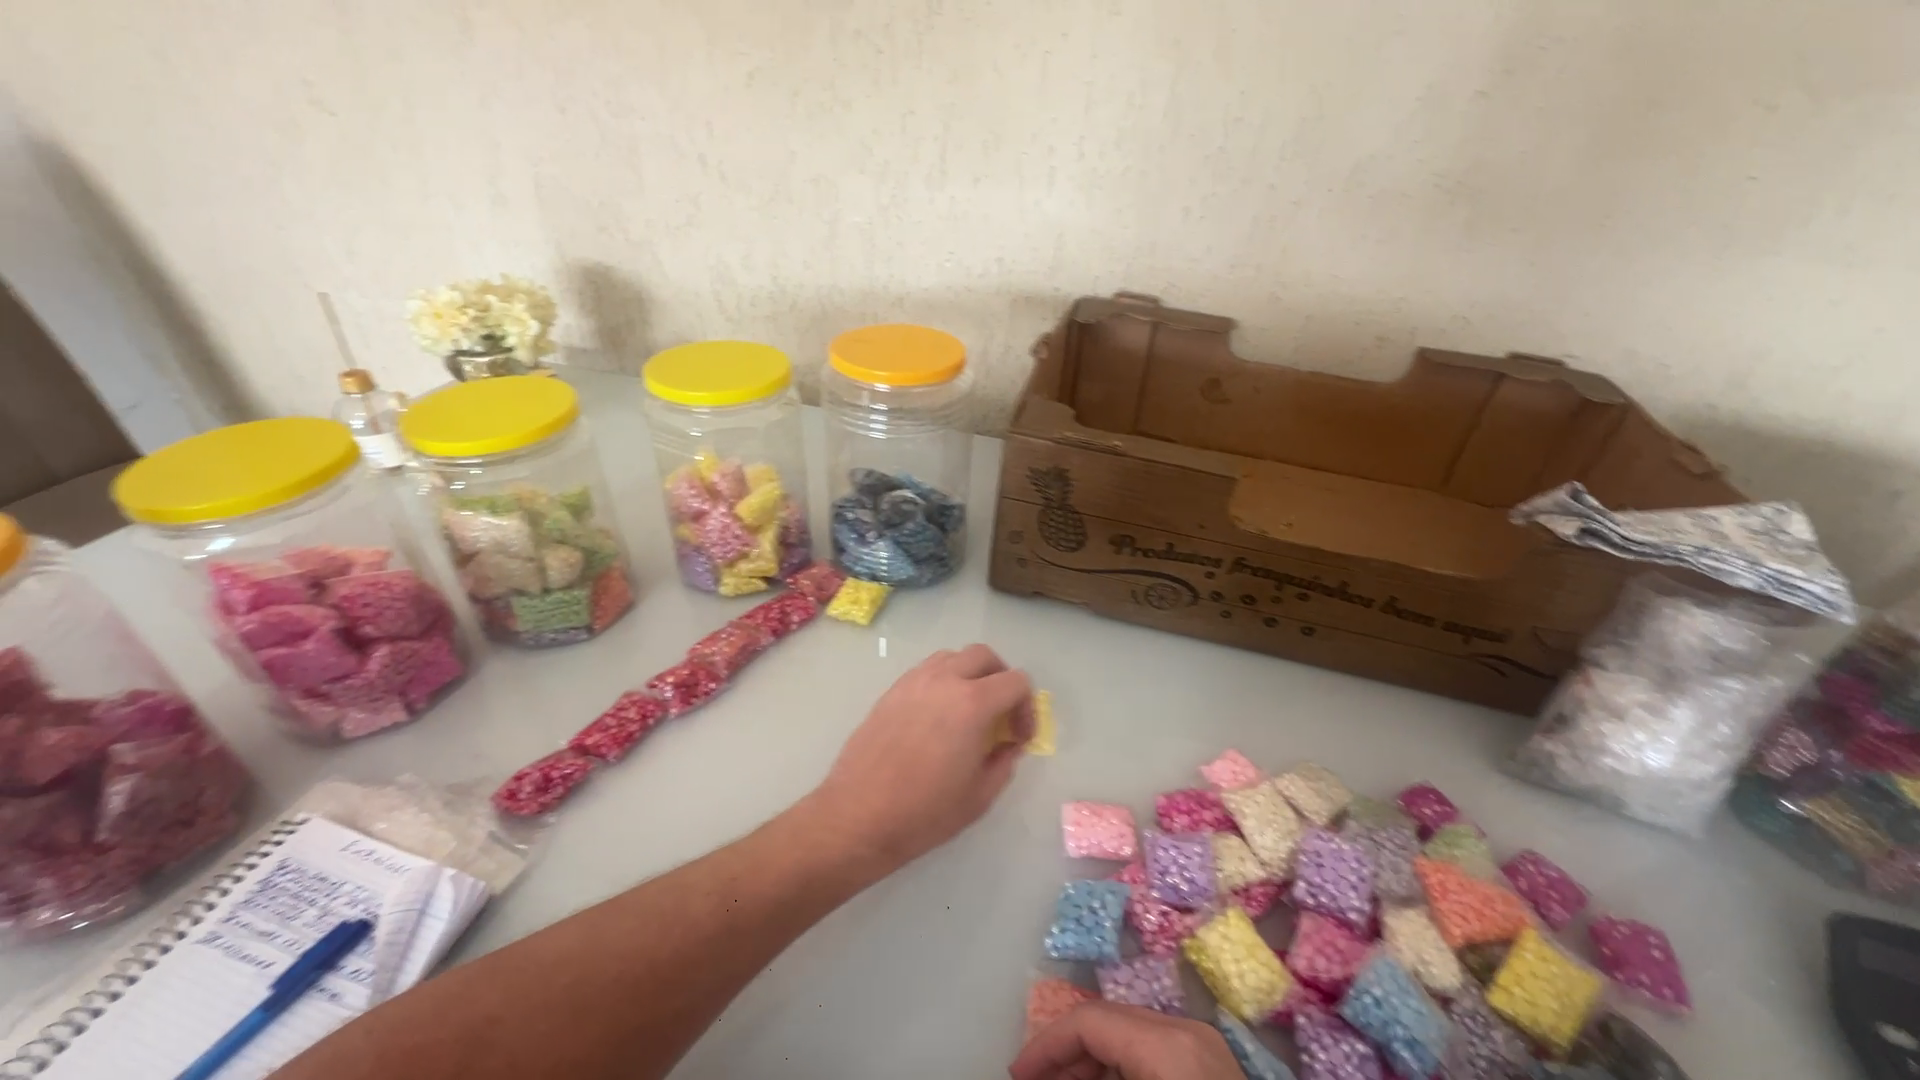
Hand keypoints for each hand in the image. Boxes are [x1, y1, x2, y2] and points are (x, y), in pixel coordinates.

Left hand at [806, 645, 1032, 869]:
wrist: (858, 816)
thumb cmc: (924, 812)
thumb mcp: (979, 796)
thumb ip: (1003, 763)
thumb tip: (1009, 746)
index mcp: (972, 704)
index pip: (1016, 681)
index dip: (1027, 708)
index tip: (1019, 738)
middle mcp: (943, 681)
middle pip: (984, 656)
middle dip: (1001, 679)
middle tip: (1001, 714)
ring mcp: (912, 682)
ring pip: (951, 657)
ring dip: (969, 675)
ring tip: (968, 712)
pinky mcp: (890, 693)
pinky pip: (925, 672)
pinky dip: (941, 682)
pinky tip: (938, 718)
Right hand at [1009, 1002, 1242, 1079]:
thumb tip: (1041, 1078)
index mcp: (1165, 1042)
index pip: (1088, 1021)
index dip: (1044, 1047)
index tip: (1017, 1076)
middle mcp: (1186, 1032)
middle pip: (1108, 1024)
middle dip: (1067, 1057)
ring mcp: (1205, 1049)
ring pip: (1130, 1039)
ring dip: (1093, 1067)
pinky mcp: (1213, 1070)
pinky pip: (1154, 1057)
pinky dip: (1122, 1073)